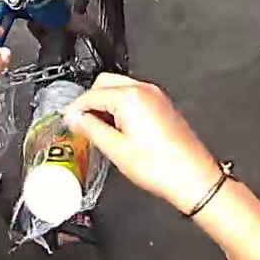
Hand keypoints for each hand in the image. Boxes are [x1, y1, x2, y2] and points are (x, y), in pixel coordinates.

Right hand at [64, 74, 225, 214]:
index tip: (67, 119)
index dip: (75, 108)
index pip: (91, 94)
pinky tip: (118, 128)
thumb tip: (75, 118)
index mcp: (130, 97)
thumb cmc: (160, 166)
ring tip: (99, 129)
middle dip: (90, 100)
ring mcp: (156, 96)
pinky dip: (121, 106)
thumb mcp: (115, 149)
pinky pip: (134, 96)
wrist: (192, 176)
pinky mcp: (162, 104)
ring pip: (120, 87)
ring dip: (105, 102)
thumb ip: (91, 129)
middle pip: (105, 83)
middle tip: (81, 122)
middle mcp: (144, 90)